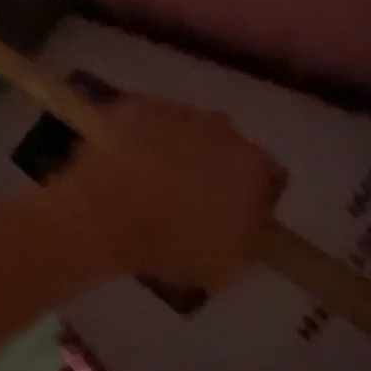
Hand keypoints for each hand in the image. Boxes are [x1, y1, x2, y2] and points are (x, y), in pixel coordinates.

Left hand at [48, 94, 286, 291]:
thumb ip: (246, 239)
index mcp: (252, 166)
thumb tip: (246, 228)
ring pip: (184, 127)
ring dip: (174, 145)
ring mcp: (176, 110)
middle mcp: (222, 128)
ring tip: (148, 177)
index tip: (231, 211)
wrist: (103, 214)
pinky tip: (122, 159)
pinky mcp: (135, 105)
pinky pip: (145, 119)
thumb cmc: (169, 245)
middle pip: (225, 144)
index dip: (250, 193)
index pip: (267, 175)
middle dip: (212, 164)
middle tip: (187, 194)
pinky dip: (137, 135)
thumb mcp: (225, 265)